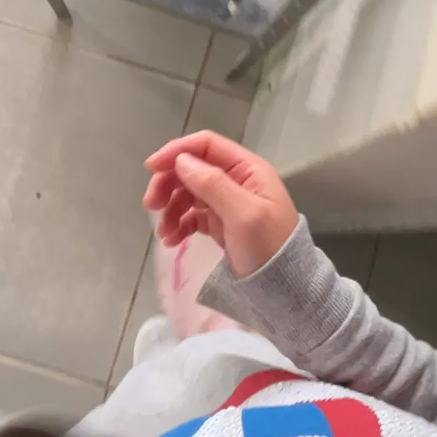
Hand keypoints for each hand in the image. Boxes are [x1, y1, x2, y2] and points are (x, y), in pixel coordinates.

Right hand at [142, 131, 298, 277]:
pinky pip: (192, 215)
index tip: (151, 168)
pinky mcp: (221, 224)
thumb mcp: (244, 215)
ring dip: (171, 208)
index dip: (176, 151)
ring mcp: (228, 202)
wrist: (286, 291)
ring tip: (164, 233)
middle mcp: (237, 180)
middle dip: (169, 183)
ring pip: (189, 192)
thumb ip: (213, 184)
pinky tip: (171, 240)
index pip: (206, 146)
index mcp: (247, 169)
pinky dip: (179, 224)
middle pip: (193, 168)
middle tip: (151, 205)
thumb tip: (181, 160)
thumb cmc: (269, 248)